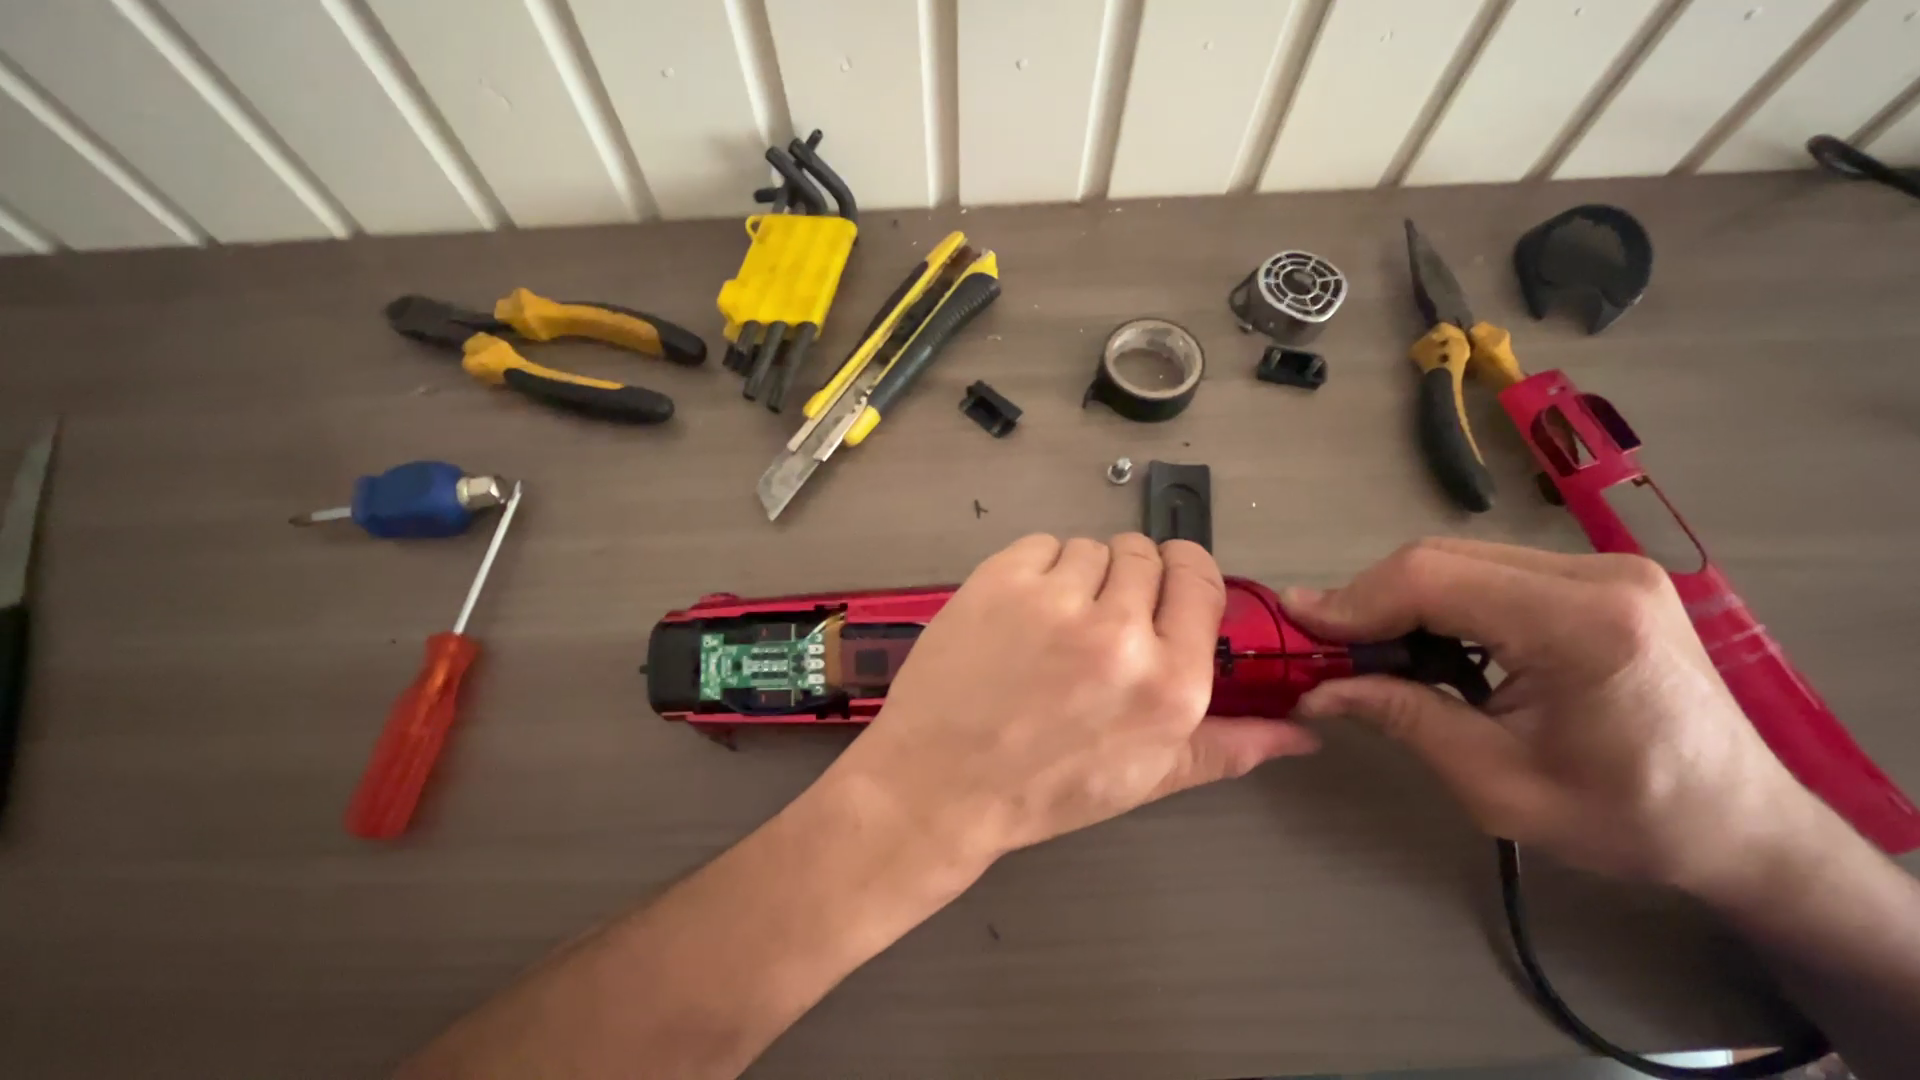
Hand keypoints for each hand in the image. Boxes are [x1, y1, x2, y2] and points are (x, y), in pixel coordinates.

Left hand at [826, 534, 1318, 868]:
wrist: (940, 783)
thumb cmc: (1046, 789)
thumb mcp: (1147, 778)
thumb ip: (1229, 748)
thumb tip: (1302, 735)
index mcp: (1172, 684)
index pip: (1201, 579)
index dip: (1181, 579)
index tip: (1158, 596)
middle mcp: (1123, 633)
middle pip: (1145, 554)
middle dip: (1126, 581)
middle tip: (1094, 624)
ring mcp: (1057, 599)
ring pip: (1091, 548)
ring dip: (1078, 577)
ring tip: (1049, 626)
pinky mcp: (1002, 577)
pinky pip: (1041, 544)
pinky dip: (1034, 570)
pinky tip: (1016, 615)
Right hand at [1284, 538, 1818, 899]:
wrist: (1742, 821)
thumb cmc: (1628, 818)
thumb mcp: (1498, 786)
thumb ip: (1404, 720)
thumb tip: (1313, 690)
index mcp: (1585, 627)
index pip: (1433, 580)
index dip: (1355, 600)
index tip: (1300, 631)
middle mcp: (1597, 574)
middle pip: (1439, 559)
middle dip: (1370, 601)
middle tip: (1326, 649)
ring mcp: (1601, 567)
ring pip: (1456, 558)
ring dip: (1400, 601)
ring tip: (1369, 652)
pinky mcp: (1595, 575)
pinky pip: (1486, 571)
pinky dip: (1438, 602)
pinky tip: (1425, 644)